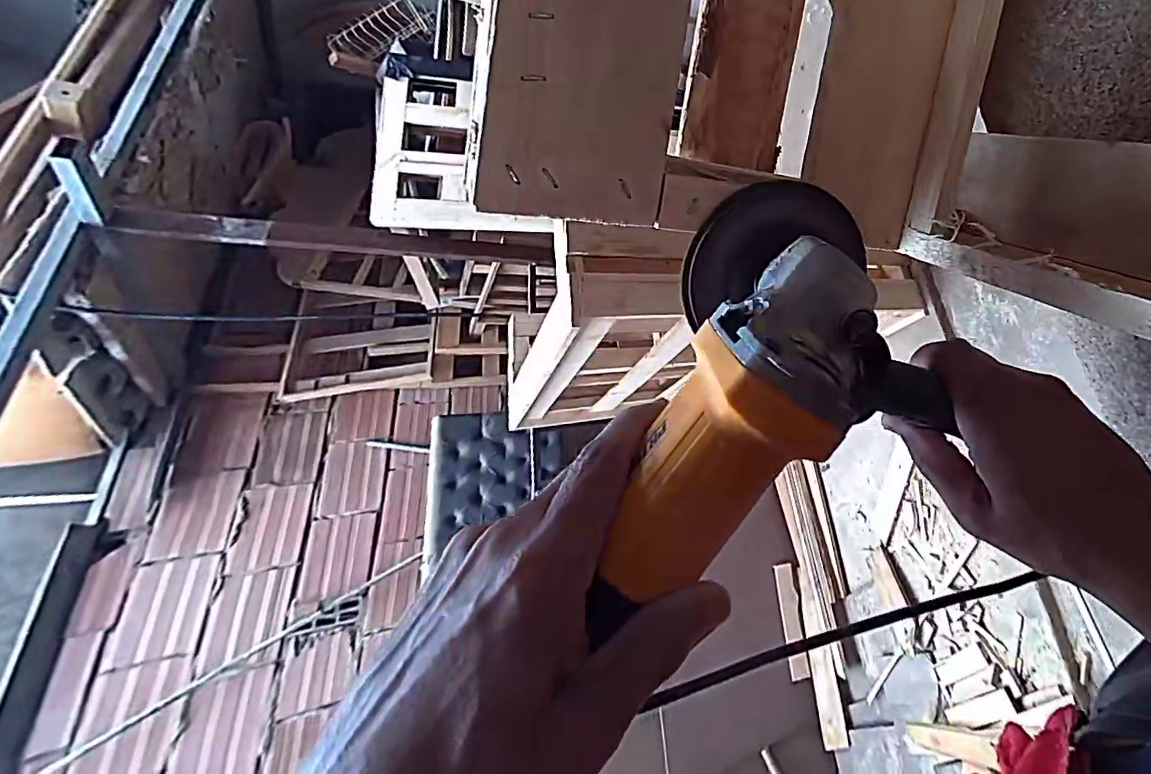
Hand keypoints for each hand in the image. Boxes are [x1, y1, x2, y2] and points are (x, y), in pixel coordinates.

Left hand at [307, 402, 730, 773]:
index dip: (636, 429)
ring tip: (612, 589)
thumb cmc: (468, 771)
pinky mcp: (440, 584)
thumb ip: (652, 650)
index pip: (597, 467)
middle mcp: (494, 546)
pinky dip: (550, 556)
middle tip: (665, 524)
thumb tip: (710, 599)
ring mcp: (460, 562)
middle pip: (577, 490)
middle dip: (626, 493)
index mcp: (536, 568)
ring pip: (544, 520)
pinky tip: (552, 620)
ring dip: (588, 533)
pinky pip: (512, 546)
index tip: (668, 413)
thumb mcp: (582, 725)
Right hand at [885, 339, 1150, 592]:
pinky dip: (1005, 408)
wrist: (1135, 537)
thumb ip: (931, 459)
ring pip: (993, 374)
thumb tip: (904, 428)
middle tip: (944, 431)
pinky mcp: (1068, 400)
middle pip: (965, 360)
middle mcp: (1021, 387)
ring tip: (984, 452)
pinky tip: (1017, 454)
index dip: (920, 371)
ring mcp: (1049, 391)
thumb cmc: (1061, 532)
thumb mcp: (975, 510)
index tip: (915, 400)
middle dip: (945, 388)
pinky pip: (1022, 389)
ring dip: (976, 399)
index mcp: (990, 408)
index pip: (941, 354)